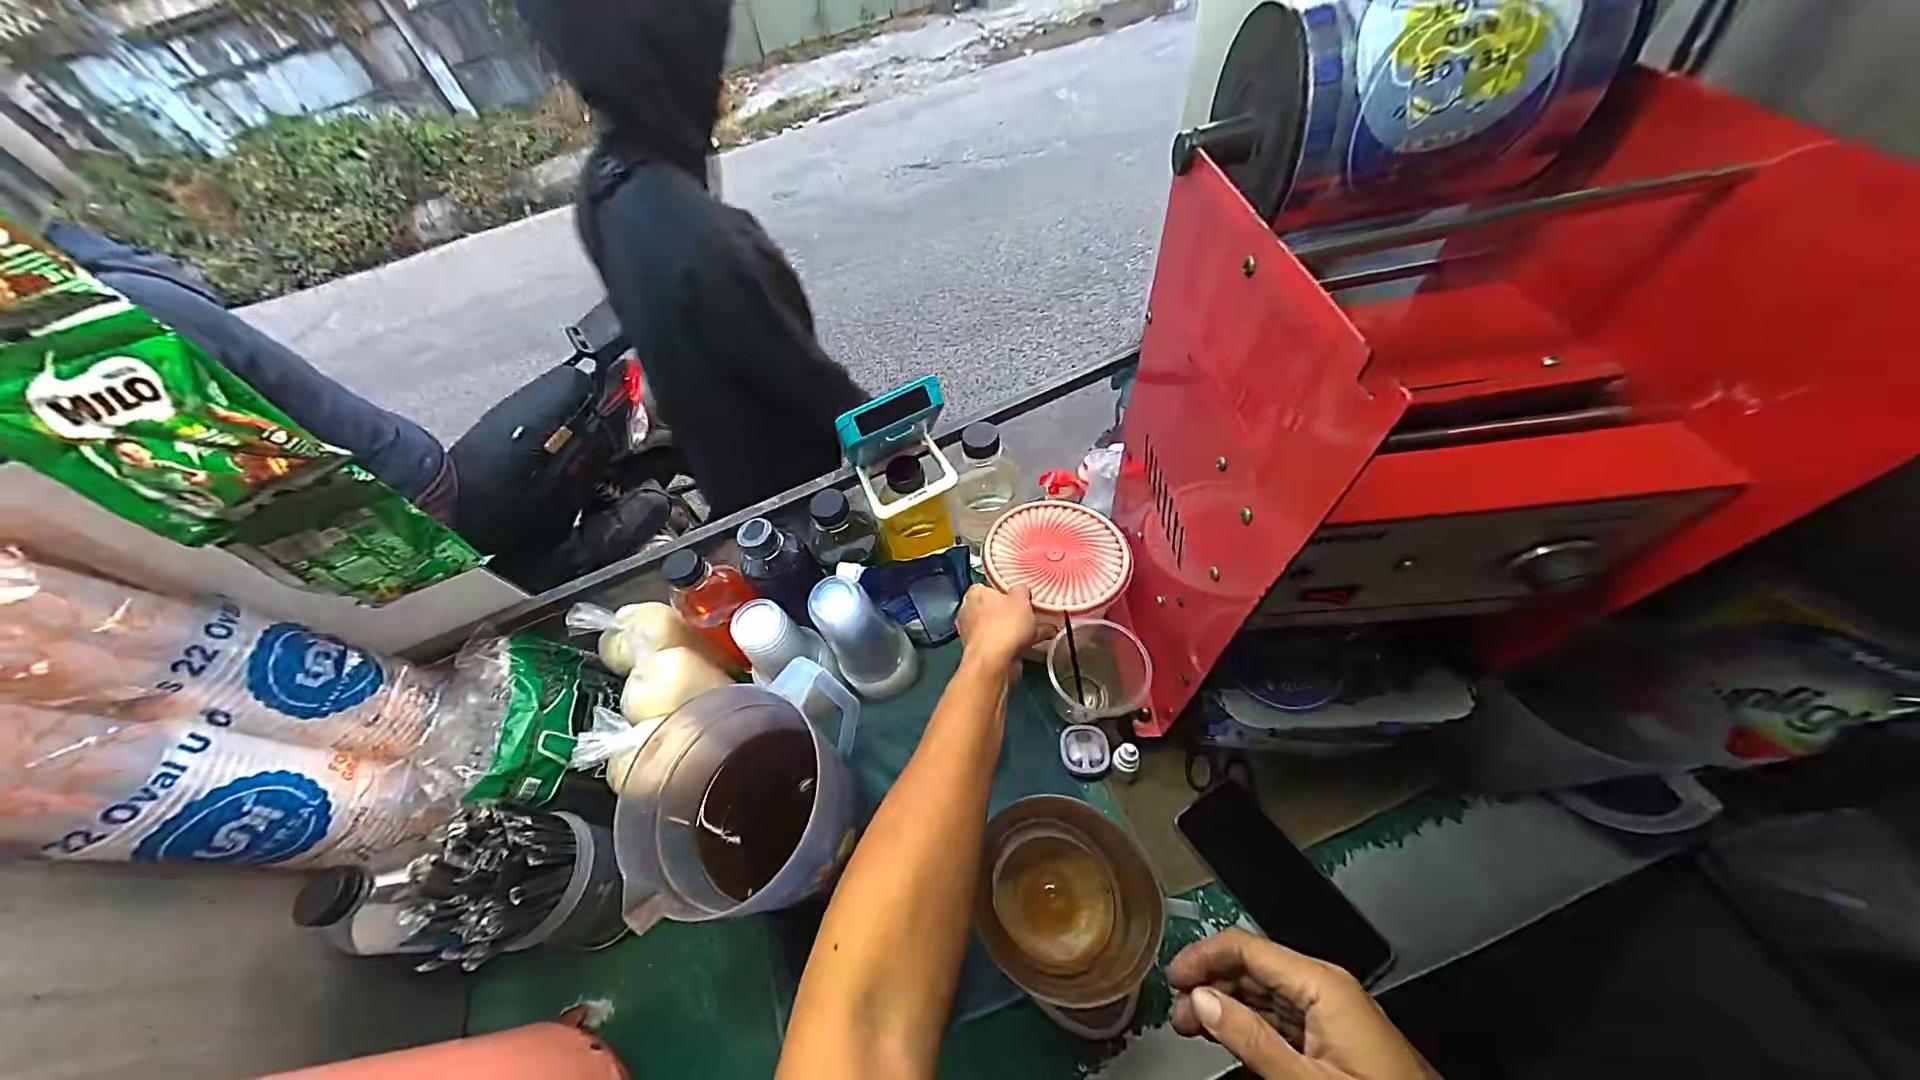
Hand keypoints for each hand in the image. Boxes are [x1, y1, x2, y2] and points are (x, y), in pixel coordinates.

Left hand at [955, 584, 1036, 665]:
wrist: (995, 662)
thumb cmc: (1005, 623)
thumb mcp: (1020, 598)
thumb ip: (1021, 590)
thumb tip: (1020, 591)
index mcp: (974, 594)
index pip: (988, 588)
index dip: (1005, 591)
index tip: (1019, 597)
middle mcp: (969, 613)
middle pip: (994, 609)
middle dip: (1013, 613)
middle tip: (1032, 614)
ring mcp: (973, 634)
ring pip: (1001, 628)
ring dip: (1019, 630)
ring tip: (1043, 629)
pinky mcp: (982, 653)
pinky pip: (1004, 643)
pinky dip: (1018, 643)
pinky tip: (1038, 642)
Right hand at [1167, 929, 1435, 1079]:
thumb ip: (1252, 1038)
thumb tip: (1201, 1001)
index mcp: (1322, 983)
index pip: (1245, 946)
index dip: (1202, 957)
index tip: (1172, 977)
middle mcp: (1326, 986)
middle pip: (1252, 967)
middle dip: (1210, 985)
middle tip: (1179, 1012)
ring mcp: (1333, 1010)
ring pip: (1264, 992)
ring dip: (1227, 1006)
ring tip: (1197, 1027)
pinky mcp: (1337, 1035)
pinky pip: (1283, 1016)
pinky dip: (1252, 1024)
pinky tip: (1233, 1039)